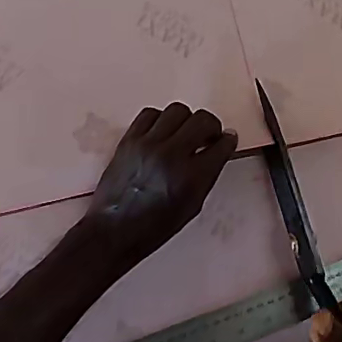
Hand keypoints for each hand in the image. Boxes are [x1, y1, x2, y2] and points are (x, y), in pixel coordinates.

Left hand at [76, 103, 236, 274]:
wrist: (114, 230)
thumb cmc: (154, 226)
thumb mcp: (192, 205)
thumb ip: (207, 175)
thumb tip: (217, 151)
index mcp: (191, 177)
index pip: (221, 146)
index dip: (228, 140)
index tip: (227, 138)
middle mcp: (171, 155)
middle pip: (202, 120)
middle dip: (211, 126)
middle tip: (208, 135)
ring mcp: (148, 144)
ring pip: (177, 110)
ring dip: (186, 120)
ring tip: (184, 132)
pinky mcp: (129, 139)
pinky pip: (149, 114)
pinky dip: (160, 119)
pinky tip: (161, 131)